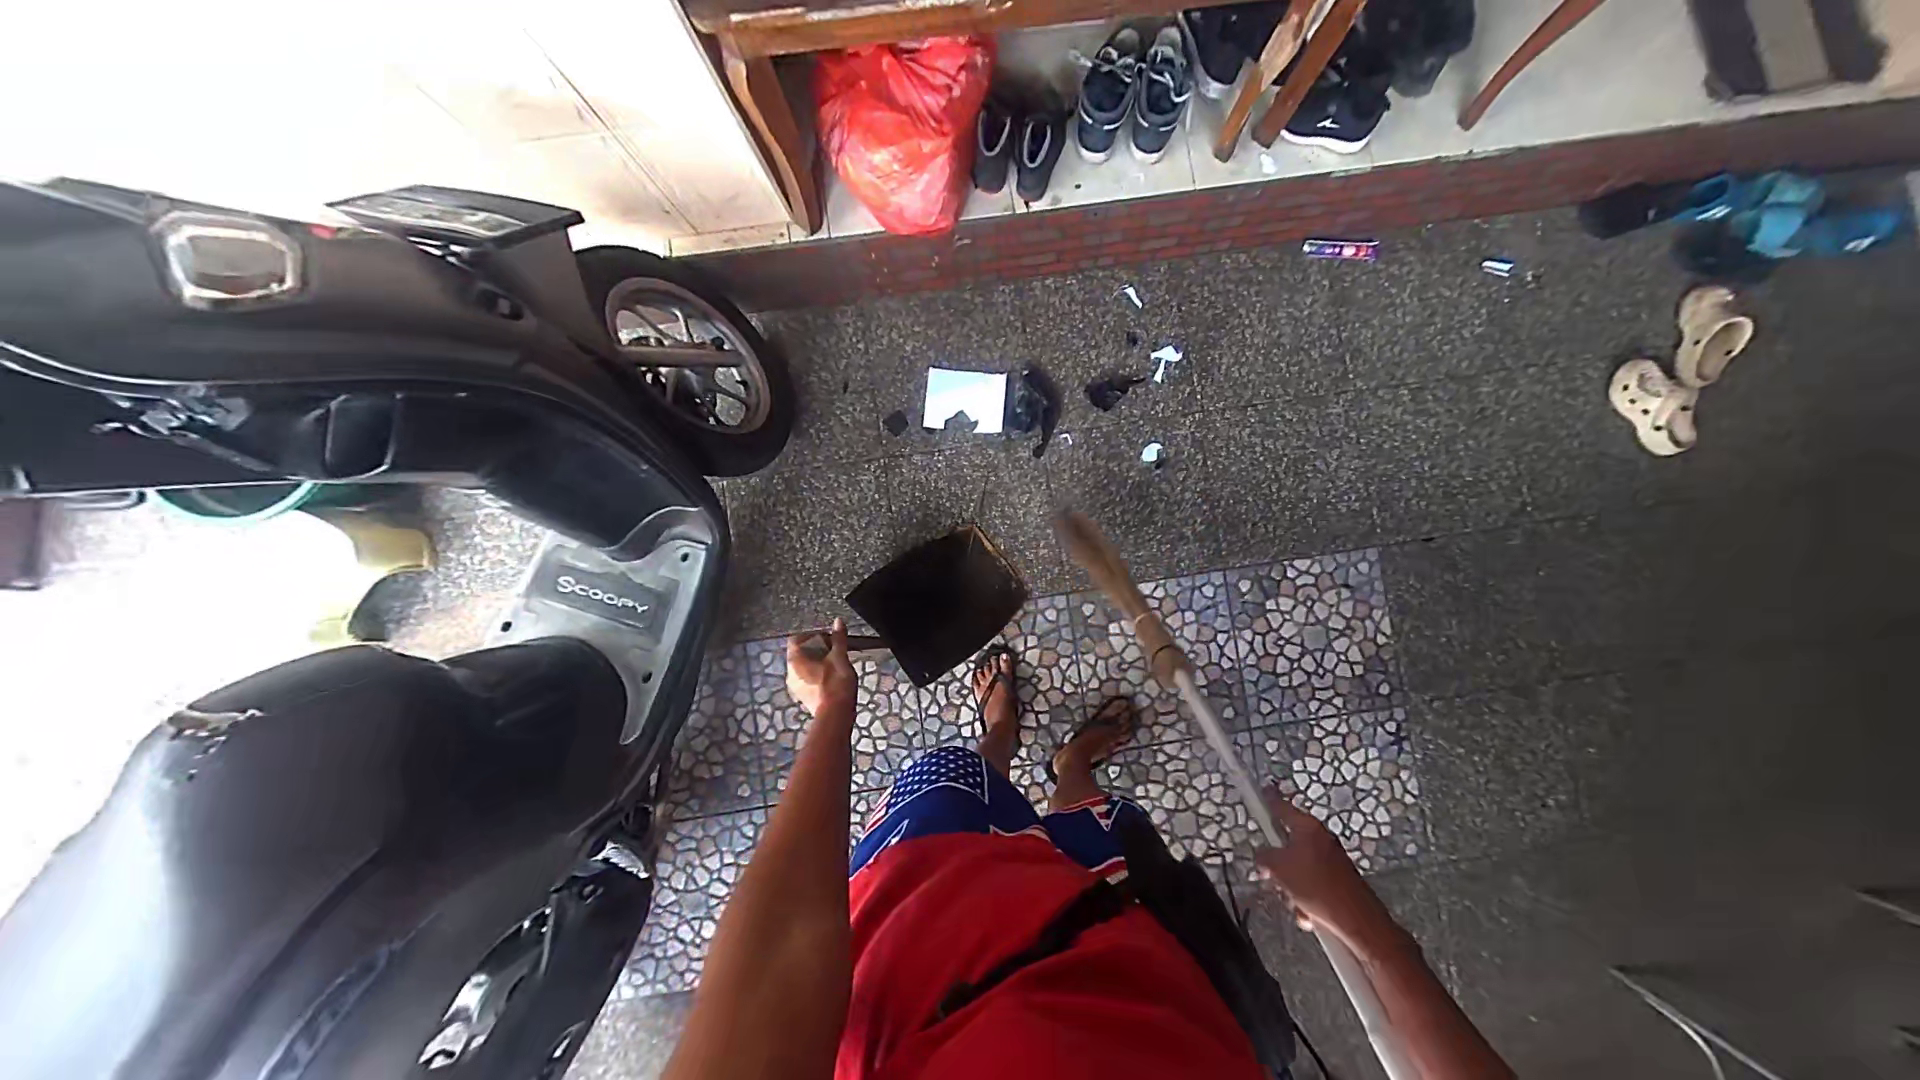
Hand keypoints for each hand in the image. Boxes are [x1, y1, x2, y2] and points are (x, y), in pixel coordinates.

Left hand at [785, 618, 855, 720]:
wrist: (836, 715)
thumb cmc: (836, 685)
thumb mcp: (840, 657)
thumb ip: (838, 638)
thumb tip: (838, 622)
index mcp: (795, 659)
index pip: (797, 638)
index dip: (812, 635)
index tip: (827, 638)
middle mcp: (790, 672)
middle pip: (800, 653)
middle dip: (817, 649)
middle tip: (834, 650)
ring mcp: (795, 686)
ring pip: (804, 667)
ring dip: (818, 663)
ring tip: (835, 664)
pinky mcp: (803, 697)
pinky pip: (808, 680)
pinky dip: (818, 676)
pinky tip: (832, 678)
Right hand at [1253, 789, 1396, 952]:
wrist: (1358, 924)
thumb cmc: (1320, 888)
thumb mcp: (1277, 868)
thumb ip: (1263, 857)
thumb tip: (1262, 858)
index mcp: (1308, 827)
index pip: (1281, 807)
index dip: (1267, 801)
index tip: (1262, 793)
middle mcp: (1322, 840)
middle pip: (1288, 843)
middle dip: (1278, 863)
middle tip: (1271, 874)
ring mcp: (1332, 861)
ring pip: (1298, 868)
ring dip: (1291, 886)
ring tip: (1294, 900)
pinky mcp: (1339, 883)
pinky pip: (1313, 886)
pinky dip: (1307, 899)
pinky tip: (1308, 913)